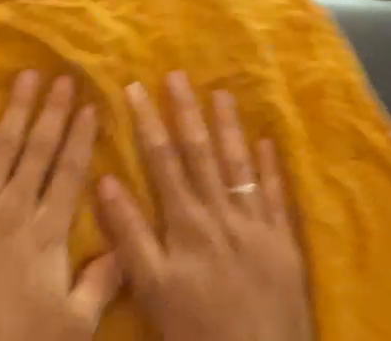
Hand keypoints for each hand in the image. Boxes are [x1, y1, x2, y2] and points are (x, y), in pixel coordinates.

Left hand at [0, 70, 122, 340]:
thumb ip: (100, 284)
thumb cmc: (16, 339)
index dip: (81, 136)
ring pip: (1, 144)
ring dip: (16, 109)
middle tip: (63, 77)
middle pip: (38, 149)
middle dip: (53, 111)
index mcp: (47, 230)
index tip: (91, 105)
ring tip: (27, 75)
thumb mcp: (72, 325)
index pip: (69, 171)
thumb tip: (125, 247)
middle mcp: (13, 205)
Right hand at [95, 71, 312, 340]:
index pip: (163, 160)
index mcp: (187, 223)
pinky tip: (267, 141)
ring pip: (240, 165)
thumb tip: (105, 179)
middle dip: (187, 111)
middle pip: (201, 153)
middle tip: (177, 75)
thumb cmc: (197, 330)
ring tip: (221, 93)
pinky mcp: (286, 245)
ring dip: (229, 127)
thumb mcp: (152, 288)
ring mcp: (258, 227)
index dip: (148, 121)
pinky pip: (278, 196)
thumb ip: (129, 233)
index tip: (134, 87)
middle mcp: (222, 214)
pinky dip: (272, 167)